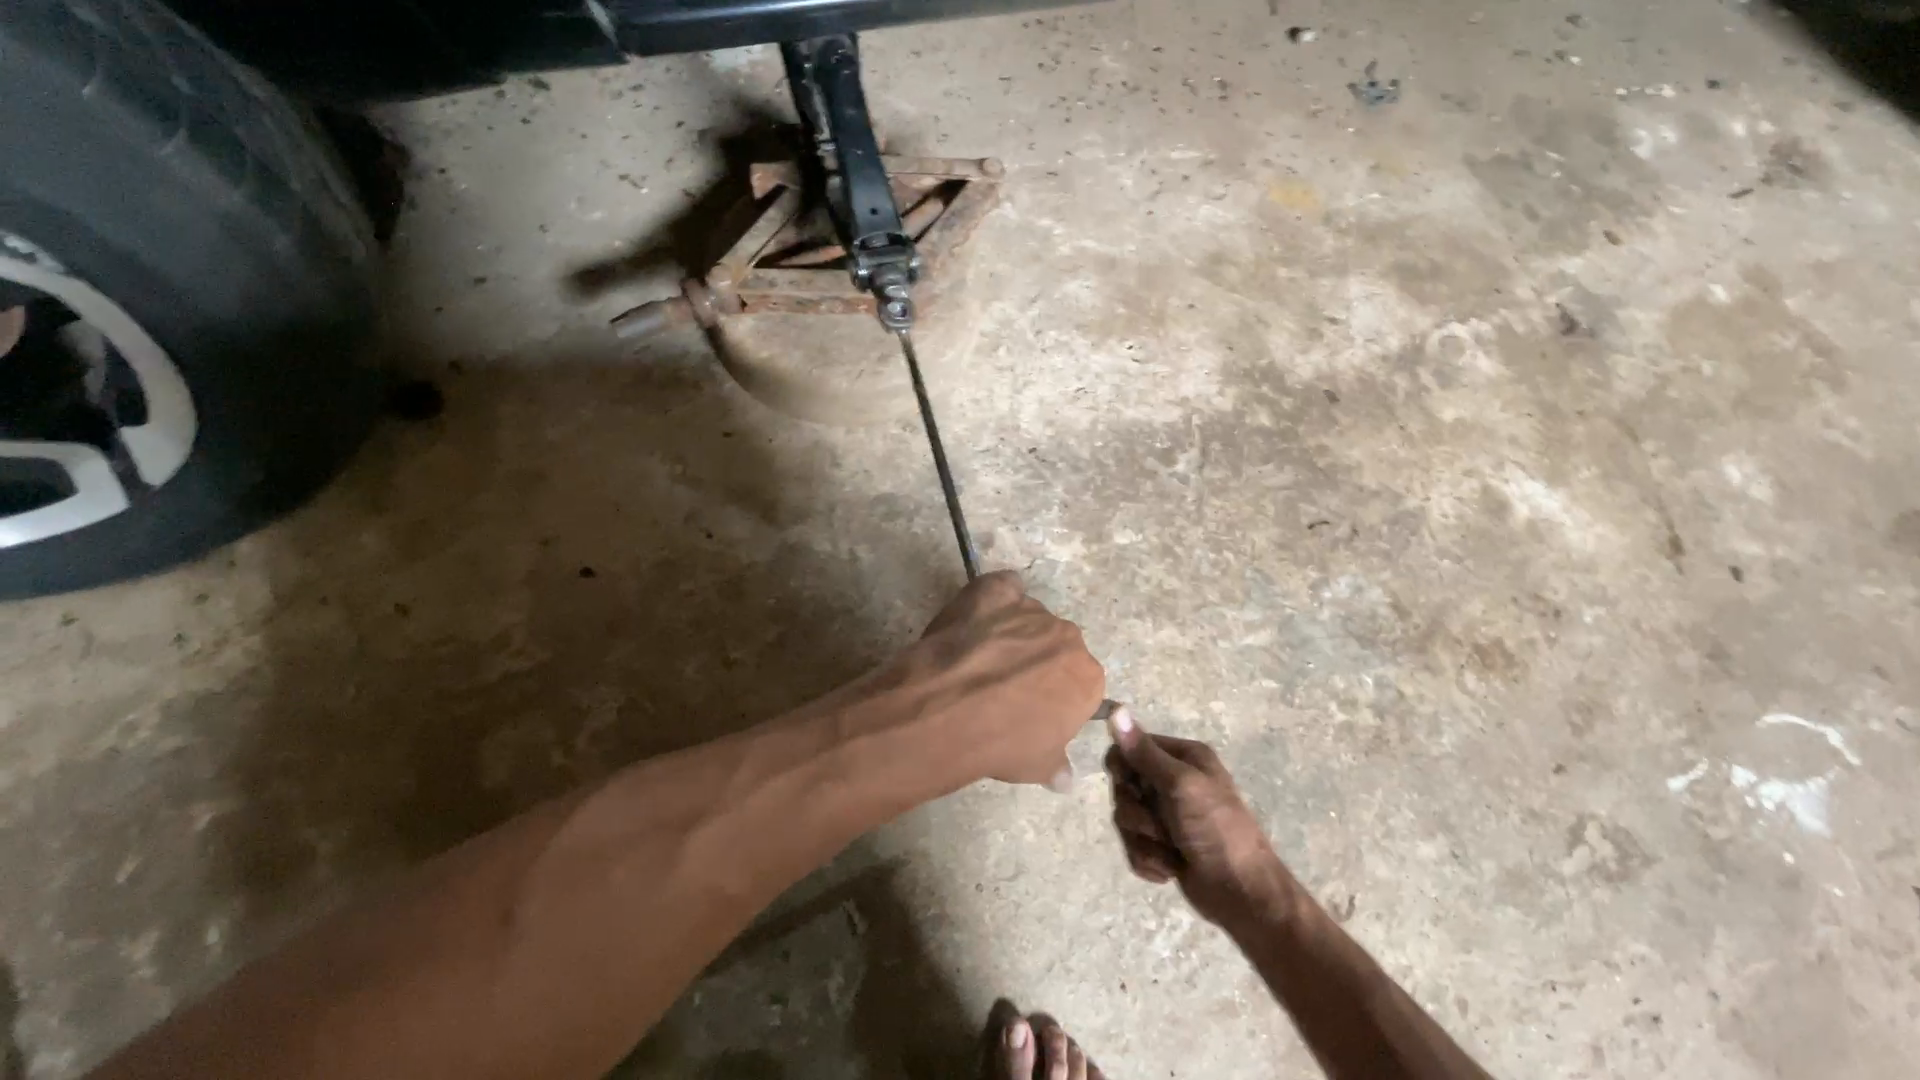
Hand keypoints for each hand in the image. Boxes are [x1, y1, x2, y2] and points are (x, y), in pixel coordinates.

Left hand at [903, 571, 1104, 788]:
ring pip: (1028, 618)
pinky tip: (979, 613)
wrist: (948, 711)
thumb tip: (1066, 780)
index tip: (1033, 709)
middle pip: (1056, 646)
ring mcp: (1030, 610)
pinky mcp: (994, 592)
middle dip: (1036, 662)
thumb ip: (1057, 766)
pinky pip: (1003, 587)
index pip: (1080, 683)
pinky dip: (996, 596)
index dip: (1055, 696)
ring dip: (1012, 633)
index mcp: (1088, 677)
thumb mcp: (1036, 766)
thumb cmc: (1001, 744)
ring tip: (978, 658)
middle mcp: (1067, 637)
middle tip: (1004, 685)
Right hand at [1104, 707, 1296, 928]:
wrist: (1241, 893)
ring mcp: (1165, 817)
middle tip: (1164, 825)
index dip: (1124, 770)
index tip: (1134, 786)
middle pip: (1121, 788)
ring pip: (1124, 821)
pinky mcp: (1161, 847)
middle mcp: (1172, 782)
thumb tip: (1116, 709)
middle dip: (1138, 813)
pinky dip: (1149, 861)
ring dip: (1145, 841)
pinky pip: (1132, 848)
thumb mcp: (1181, 785)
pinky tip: (1171, 868)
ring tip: (1172, 851)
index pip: (1128, 749)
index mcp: (1182, 758)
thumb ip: (1145, 753)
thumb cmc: (1217, 830)